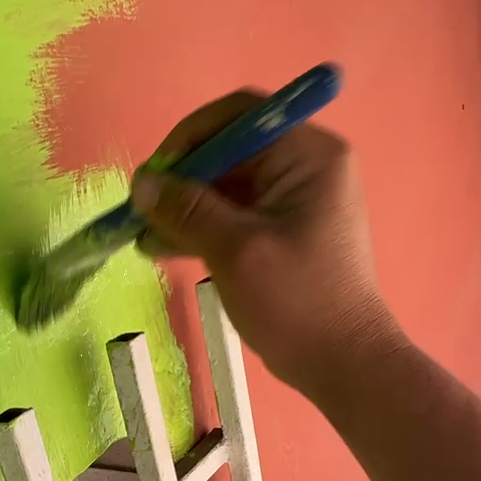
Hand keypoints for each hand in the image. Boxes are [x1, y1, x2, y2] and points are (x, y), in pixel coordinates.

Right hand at [131, 90, 406, 391]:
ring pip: (225, 189)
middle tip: (140, 213)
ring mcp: (292, 202)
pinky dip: (199, 230)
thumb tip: (141, 183)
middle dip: (181, 181)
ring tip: (142, 237)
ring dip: (183, 210)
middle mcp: (303, 167)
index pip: (239, 118)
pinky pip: (232, 217)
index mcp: (306, 155)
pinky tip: (163, 248)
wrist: (340, 362)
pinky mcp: (280, 234)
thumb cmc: (296, 302)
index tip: (151, 177)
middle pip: (229, 154)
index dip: (188, 140)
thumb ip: (187, 211)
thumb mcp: (236, 251)